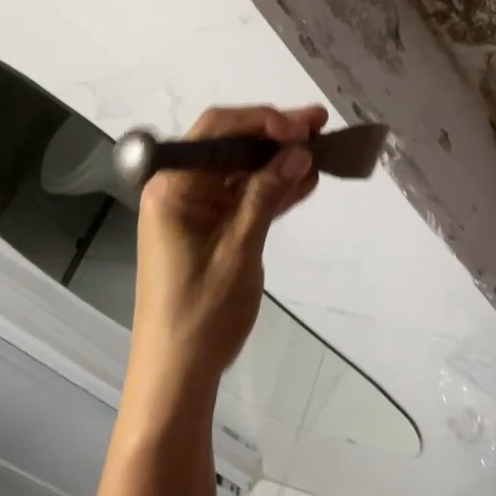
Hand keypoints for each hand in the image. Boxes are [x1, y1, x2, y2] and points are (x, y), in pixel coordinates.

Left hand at [130, 104, 326, 382]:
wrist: (177, 374)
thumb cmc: (201, 313)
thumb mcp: (239, 251)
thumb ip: (265, 196)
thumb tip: (298, 152)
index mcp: (172, 186)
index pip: (216, 131)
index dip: (260, 121)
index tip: (300, 127)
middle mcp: (179, 188)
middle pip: (229, 146)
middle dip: (274, 135)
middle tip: (319, 125)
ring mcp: (195, 210)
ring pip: (241, 170)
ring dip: (278, 160)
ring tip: (322, 146)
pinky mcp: (209, 230)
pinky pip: (243, 198)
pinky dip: (272, 190)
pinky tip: (306, 180)